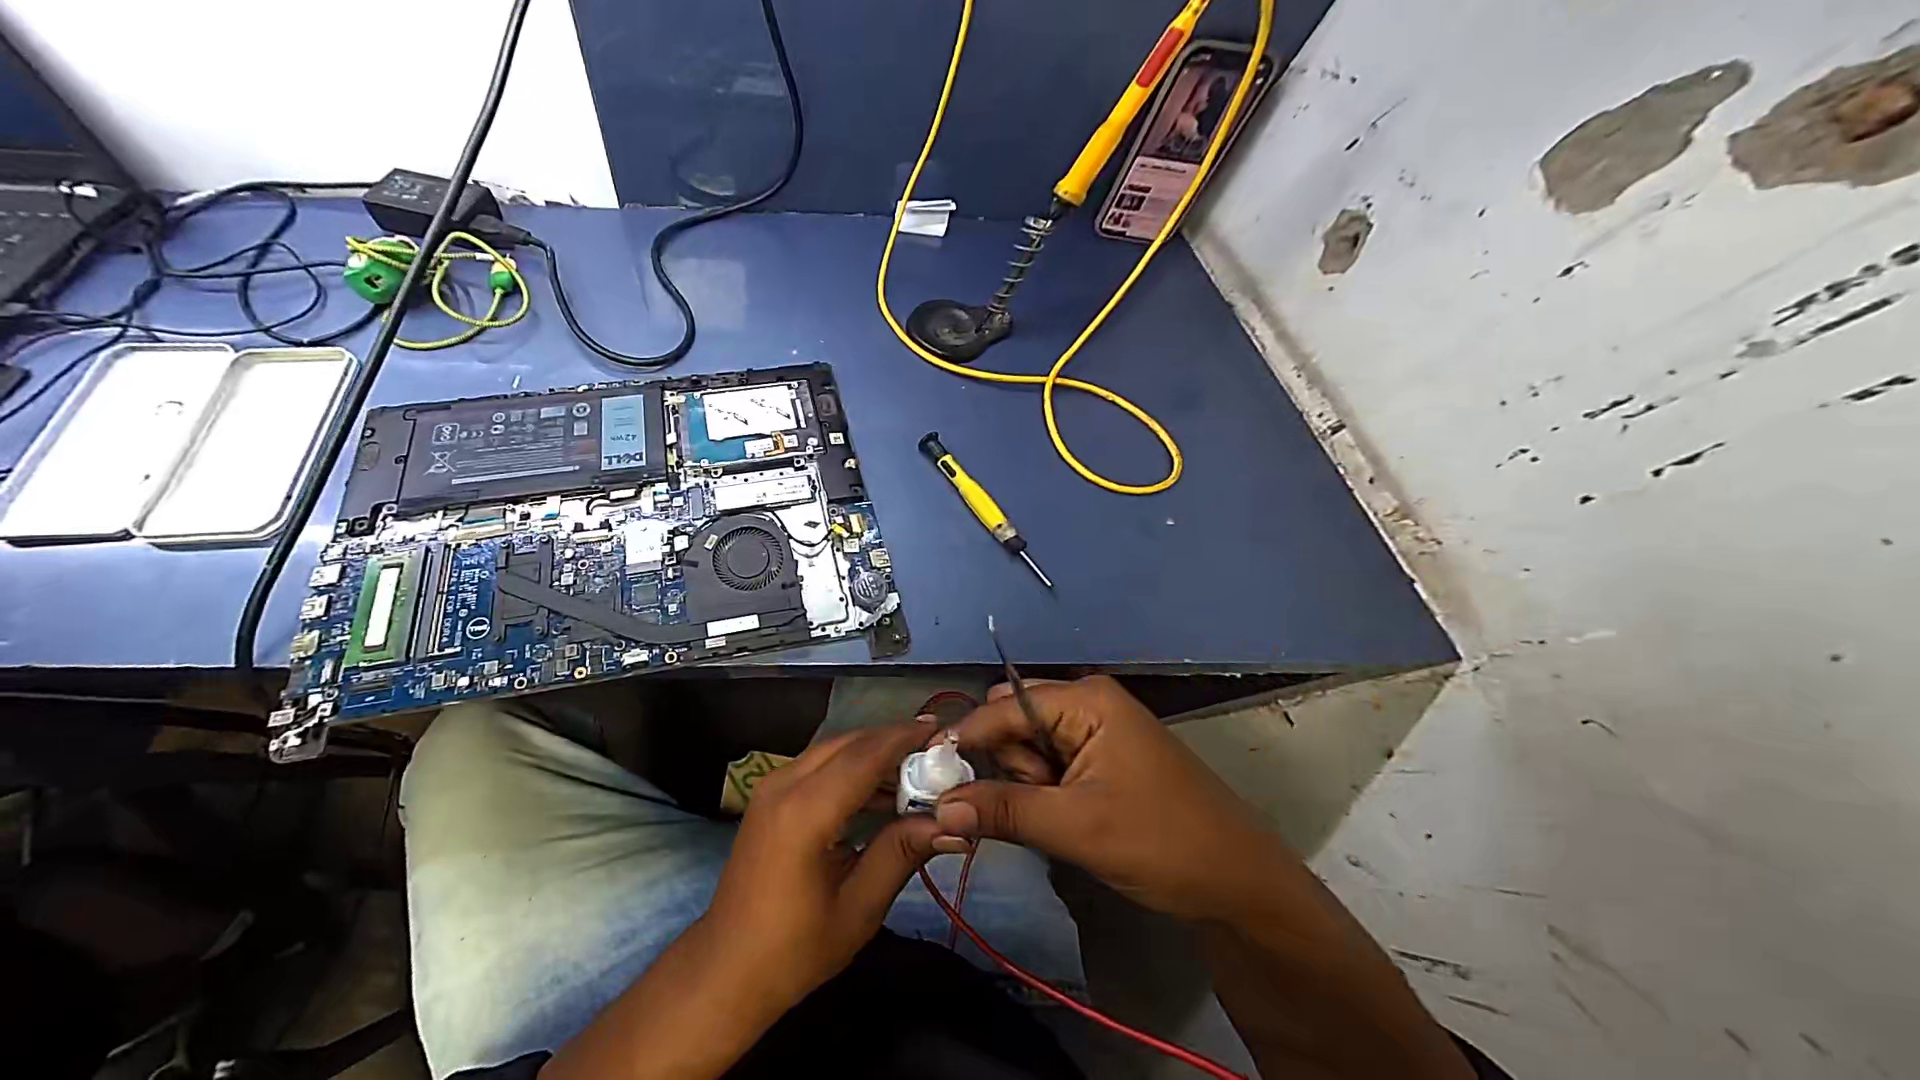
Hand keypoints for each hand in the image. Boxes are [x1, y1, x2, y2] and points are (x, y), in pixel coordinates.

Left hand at [544, 719, 952, 1079]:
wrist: (725, 971)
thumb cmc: (794, 949)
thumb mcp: (858, 907)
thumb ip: (902, 853)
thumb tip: (952, 822)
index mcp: (804, 812)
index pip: (864, 755)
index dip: (905, 737)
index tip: (943, 729)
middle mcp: (784, 785)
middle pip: (849, 743)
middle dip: (894, 740)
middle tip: (939, 751)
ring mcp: (772, 787)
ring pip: (833, 749)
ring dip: (874, 753)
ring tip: (919, 771)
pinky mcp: (770, 796)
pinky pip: (819, 764)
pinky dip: (853, 766)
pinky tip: (882, 791)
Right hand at [937, 675, 1285, 920]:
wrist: (1235, 882)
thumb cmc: (1161, 841)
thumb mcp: (1076, 826)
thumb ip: (1003, 810)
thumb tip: (938, 805)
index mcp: (1086, 699)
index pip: (1003, 708)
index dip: (965, 740)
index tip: (927, 778)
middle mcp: (1088, 704)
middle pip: (1013, 722)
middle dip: (1005, 765)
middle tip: (1023, 806)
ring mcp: (1096, 732)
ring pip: (1028, 748)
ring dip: (1025, 784)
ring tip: (1058, 818)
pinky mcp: (1101, 760)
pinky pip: (1050, 765)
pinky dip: (1042, 791)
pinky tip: (1063, 818)